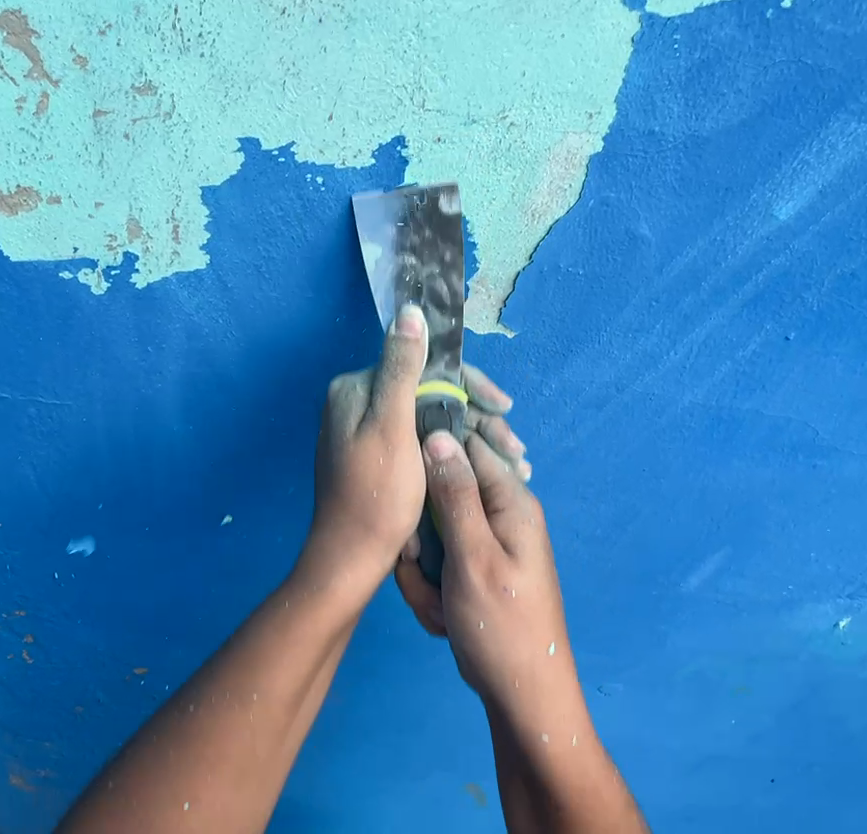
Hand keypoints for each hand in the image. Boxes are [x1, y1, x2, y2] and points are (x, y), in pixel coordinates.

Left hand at [305, 306, 530, 587]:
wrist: (351, 557)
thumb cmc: (376, 494)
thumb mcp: (392, 426)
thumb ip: (401, 368)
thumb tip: (410, 311)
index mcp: (357, 388)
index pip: (423, 367)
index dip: (468, 386)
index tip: (504, 408)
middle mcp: (358, 401)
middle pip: (429, 392)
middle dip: (476, 416)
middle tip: (515, 446)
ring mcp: (367, 428)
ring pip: (431, 417)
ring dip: (473, 435)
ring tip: (515, 462)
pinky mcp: (378, 454)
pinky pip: (423, 439)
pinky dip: (454, 450)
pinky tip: (485, 468)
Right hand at [394, 430, 574, 709]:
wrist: (520, 695)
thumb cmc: (501, 625)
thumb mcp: (472, 555)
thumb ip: (454, 494)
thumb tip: (436, 435)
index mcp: (509, 501)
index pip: (463, 446)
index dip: (428, 459)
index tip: (408, 492)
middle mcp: (498, 514)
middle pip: (436, 495)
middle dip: (420, 536)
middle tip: (422, 567)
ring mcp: (483, 543)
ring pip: (428, 534)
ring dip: (422, 571)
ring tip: (438, 603)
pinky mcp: (469, 569)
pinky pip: (434, 562)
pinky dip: (430, 589)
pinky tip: (442, 615)